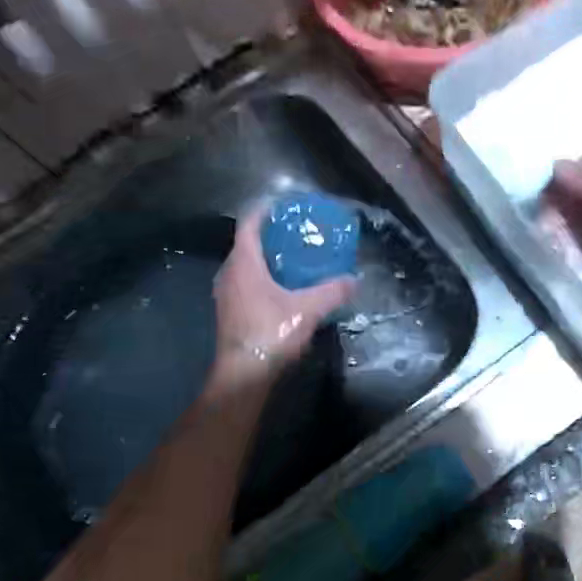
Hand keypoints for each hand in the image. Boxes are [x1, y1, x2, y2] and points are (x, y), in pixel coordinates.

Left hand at [213, 209, 355, 380]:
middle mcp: (229, 274)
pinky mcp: (230, 312)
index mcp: (244, 264)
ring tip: (295, 259)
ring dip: (267, 260)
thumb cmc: (271, 333)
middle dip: (271, 237)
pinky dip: (263, 279)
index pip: (249, 225)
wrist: (244, 374)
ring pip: (246, 266)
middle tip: (298, 234)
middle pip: (247, 245)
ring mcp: (226, 295)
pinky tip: (284, 289)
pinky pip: (246, 284)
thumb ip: (332, 292)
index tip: (284, 206)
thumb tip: (354, 279)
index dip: (265, 211)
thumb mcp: (308, 310)